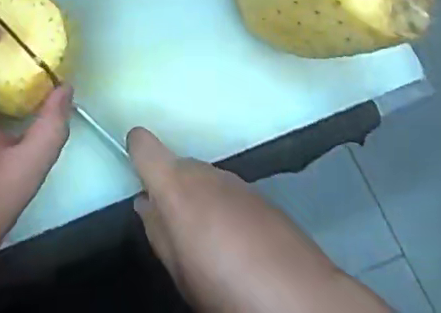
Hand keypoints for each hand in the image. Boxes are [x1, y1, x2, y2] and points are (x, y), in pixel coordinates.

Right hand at [129, 127, 388, 312]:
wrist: (304, 301)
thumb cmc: (226, 286)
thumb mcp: (178, 271)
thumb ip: (157, 232)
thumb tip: (147, 206)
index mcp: (174, 184)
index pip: (143, 143)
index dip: (137, 153)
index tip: (139, 175)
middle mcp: (203, 172)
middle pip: (177, 166)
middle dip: (175, 190)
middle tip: (181, 230)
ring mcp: (236, 182)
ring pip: (207, 181)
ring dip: (204, 202)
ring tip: (216, 244)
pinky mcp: (264, 198)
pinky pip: (233, 196)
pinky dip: (230, 213)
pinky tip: (244, 249)